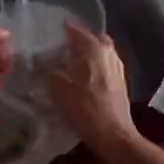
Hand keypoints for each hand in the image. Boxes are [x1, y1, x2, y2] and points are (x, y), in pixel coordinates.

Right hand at [47, 21, 136, 150]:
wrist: (112, 134)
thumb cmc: (84, 107)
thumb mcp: (57, 86)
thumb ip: (49, 68)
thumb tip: (43, 61)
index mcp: (94, 47)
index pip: (74, 29)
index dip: (59, 31)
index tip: (45, 35)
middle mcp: (109, 51)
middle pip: (90, 38)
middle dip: (75, 42)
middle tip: (58, 49)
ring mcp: (117, 66)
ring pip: (98, 52)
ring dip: (84, 55)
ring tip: (67, 64)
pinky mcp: (120, 81)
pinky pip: (103, 65)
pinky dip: (92, 66)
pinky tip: (80, 77)